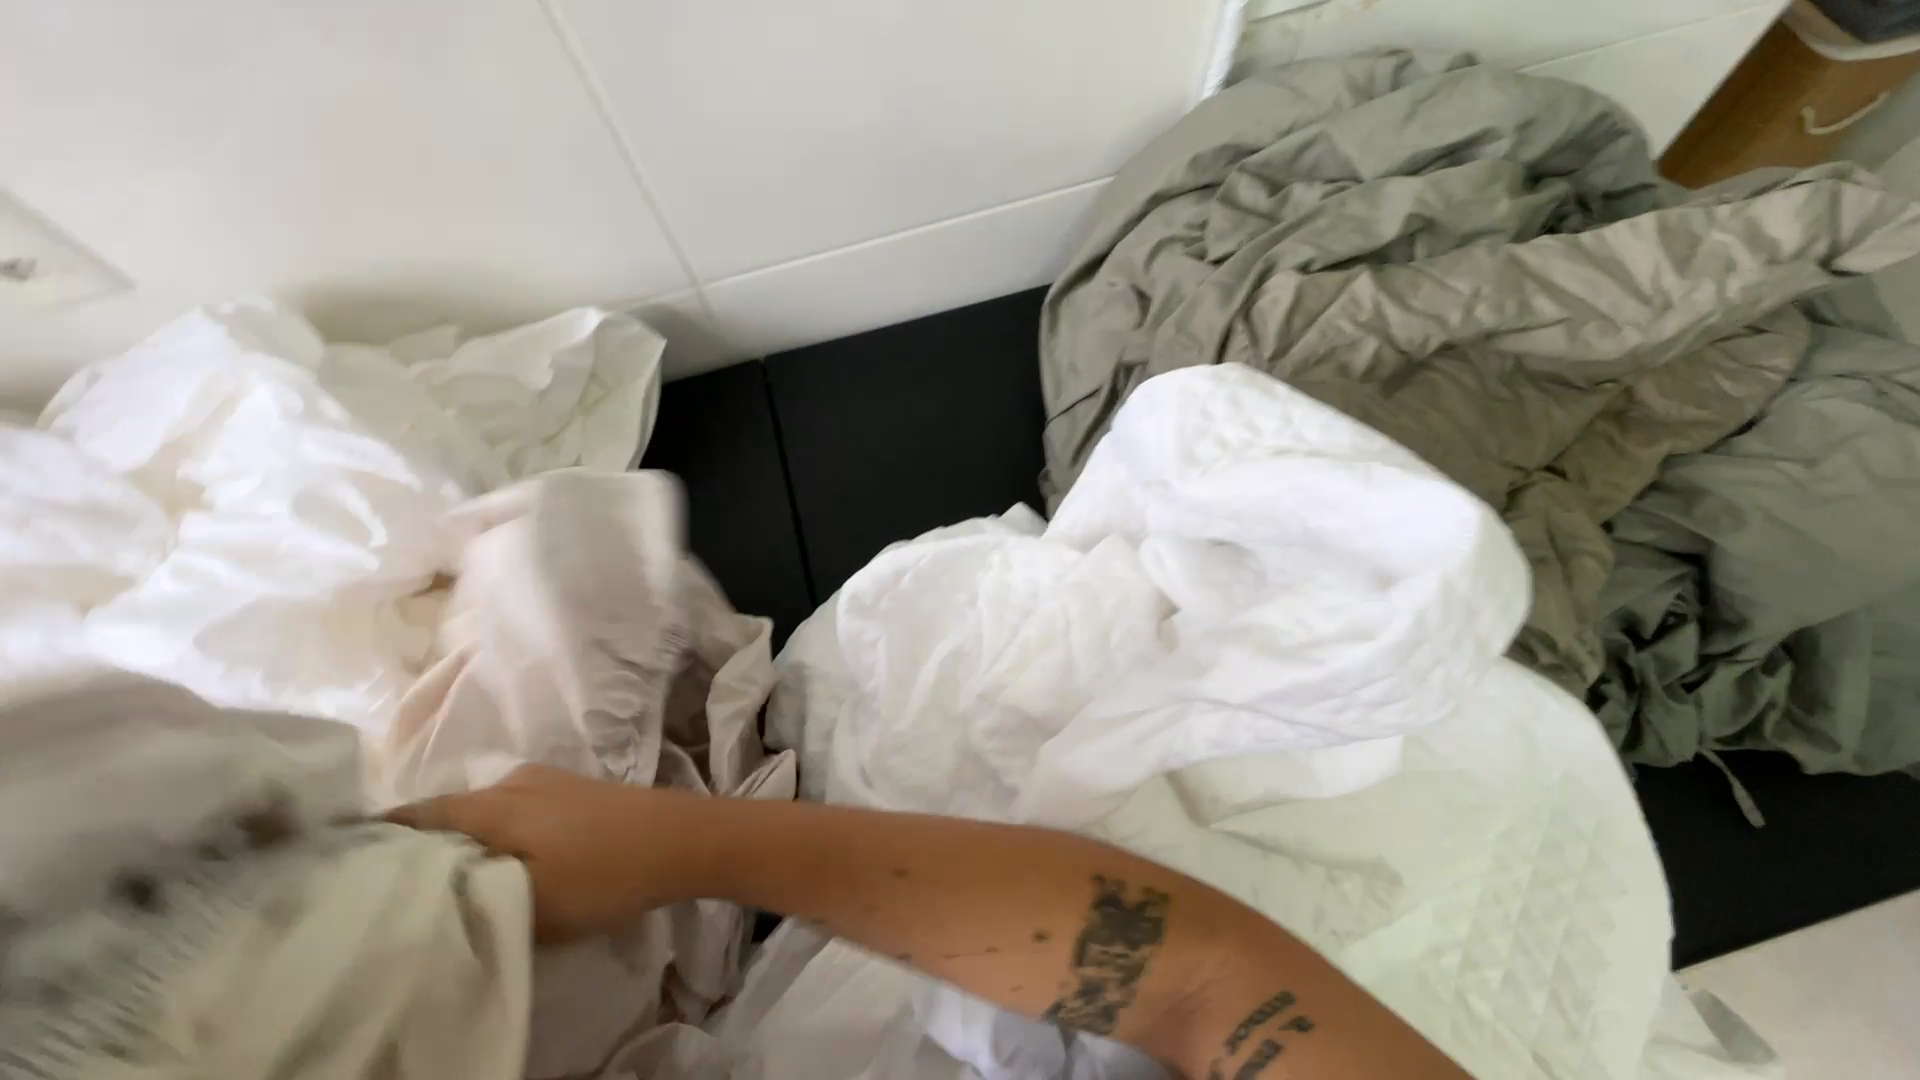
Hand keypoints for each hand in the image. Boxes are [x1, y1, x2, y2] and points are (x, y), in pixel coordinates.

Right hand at [387, 764, 708, 941]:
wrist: (683, 838)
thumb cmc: (604, 872)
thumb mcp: (531, 901)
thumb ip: (476, 896)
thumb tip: (435, 891)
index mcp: (495, 804)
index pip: (421, 815)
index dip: (386, 837)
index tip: (352, 861)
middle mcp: (516, 782)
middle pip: (453, 810)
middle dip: (426, 842)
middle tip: (400, 882)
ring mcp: (551, 782)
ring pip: (490, 810)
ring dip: (470, 837)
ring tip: (454, 876)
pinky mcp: (578, 792)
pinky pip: (520, 810)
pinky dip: (503, 831)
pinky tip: (507, 857)